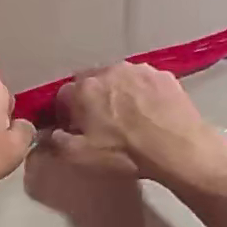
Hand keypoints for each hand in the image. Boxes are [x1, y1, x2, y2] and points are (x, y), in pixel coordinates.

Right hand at [47, 62, 226, 190]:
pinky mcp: (163, 75)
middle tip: (98, 121)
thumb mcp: (80, 157)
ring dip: (115, 93)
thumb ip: (57, 142)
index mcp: (84, 89)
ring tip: (125, 116)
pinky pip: (142, 81)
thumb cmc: (124, 153)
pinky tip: (147, 112)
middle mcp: (109, 71)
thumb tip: (48, 134)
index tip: (71, 128)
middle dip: (89, 99)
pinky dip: (140, 93)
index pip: (62, 95)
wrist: (178, 148)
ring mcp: (139, 70)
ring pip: (117, 78)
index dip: (64, 113)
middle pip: (90, 82)